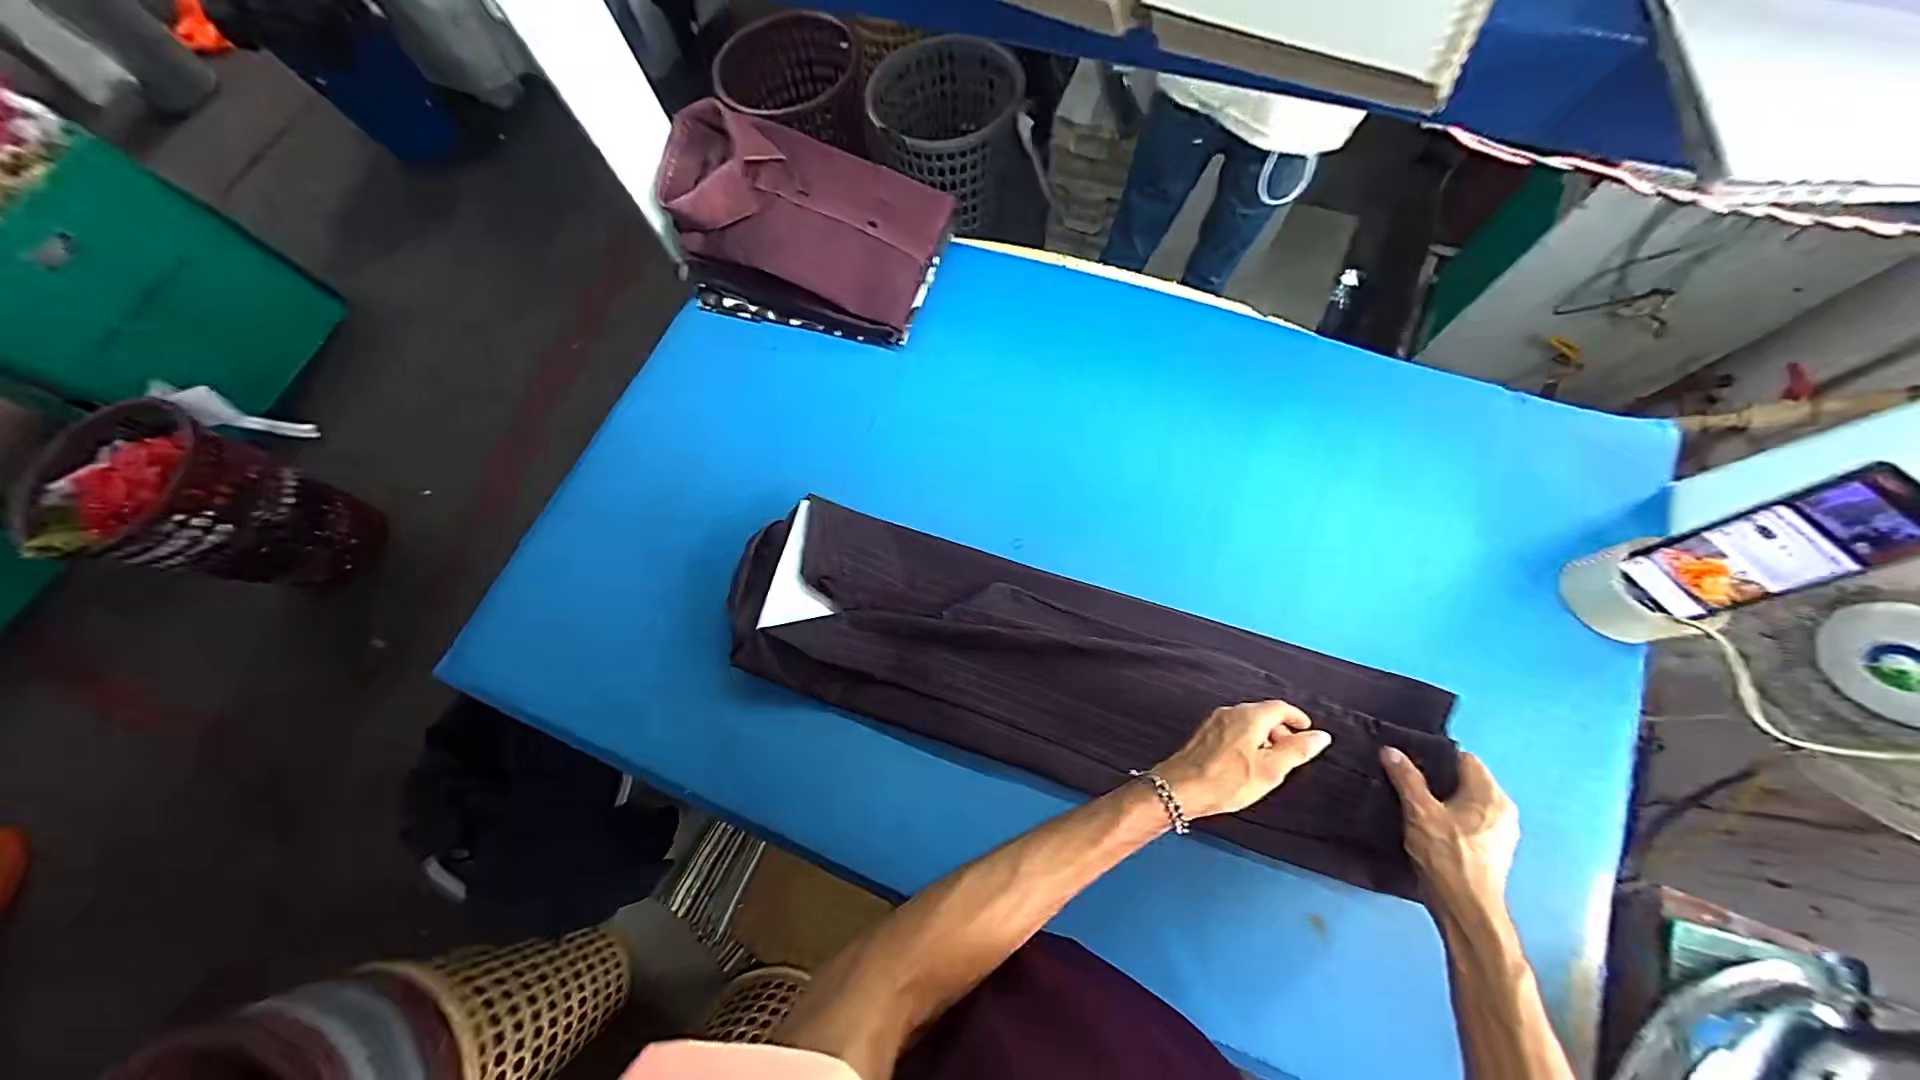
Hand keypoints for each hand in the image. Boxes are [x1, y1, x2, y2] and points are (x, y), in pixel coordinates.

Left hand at [1153, 701, 1331, 818]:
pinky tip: (1246, 762)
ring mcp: (1214, 721)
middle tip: (1291, 751)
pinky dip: (1246, 739)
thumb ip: (1297, 750)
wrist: (1181, 788)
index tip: (1306, 730)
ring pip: (1246, 721)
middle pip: (1263, 713)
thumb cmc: (1225, 781)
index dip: (1297, 718)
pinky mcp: (1204, 733)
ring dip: (1262, 736)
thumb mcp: (1271, 769)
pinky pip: (1232, 729)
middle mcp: (1230, 712)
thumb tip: (1320, 736)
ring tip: (1270, 761)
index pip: (1280, 707)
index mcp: (1249, 716)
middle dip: (1280, 729)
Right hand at [1380, 747, 1518, 914]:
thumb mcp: (1418, 811)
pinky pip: (1470, 820)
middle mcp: (1503, 809)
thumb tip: (1391, 750)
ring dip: (1443, 799)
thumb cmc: (1446, 855)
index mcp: (1491, 795)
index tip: (1408, 759)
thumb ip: (1406, 778)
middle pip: (1466, 780)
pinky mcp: (1494, 849)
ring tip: (1412, 800)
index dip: (1434, 756)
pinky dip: (1451, 817)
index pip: (1463, 758)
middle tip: (1404, 778)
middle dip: (1436, 777)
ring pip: (1467, 801)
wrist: (1466, 908)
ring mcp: (1502, 832)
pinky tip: (1428, 824)